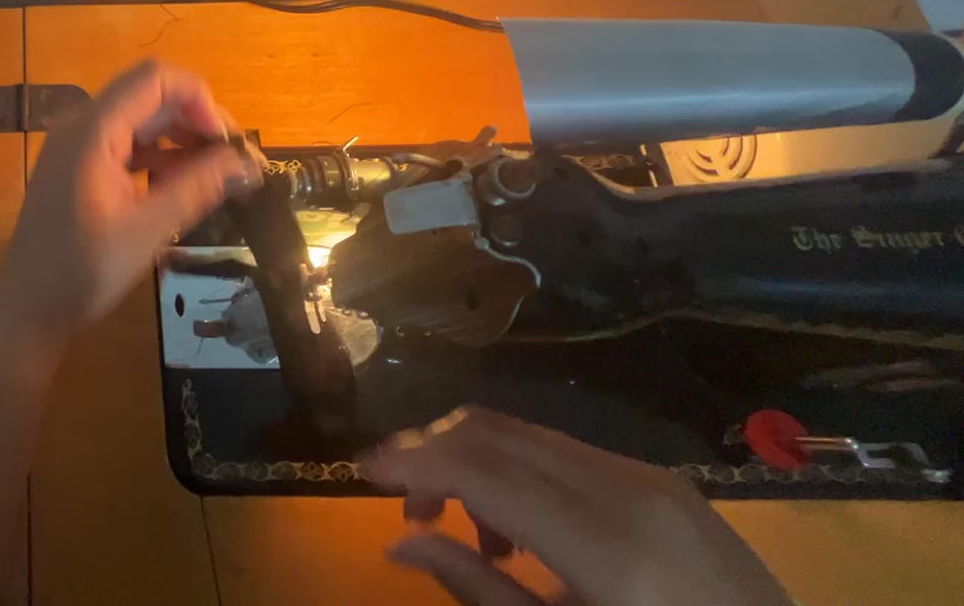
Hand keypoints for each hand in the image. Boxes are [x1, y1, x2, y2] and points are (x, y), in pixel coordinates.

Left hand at [0, 59, 259, 341]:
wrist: (29, 308)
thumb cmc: (83, 271)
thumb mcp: (148, 229)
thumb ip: (199, 187)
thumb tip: (250, 161)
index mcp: (92, 130)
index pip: (155, 79)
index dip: (200, 100)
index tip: (228, 145)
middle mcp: (81, 125)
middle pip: (150, 96)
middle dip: (196, 121)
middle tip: (233, 164)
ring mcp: (77, 144)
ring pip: (141, 120)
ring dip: (180, 141)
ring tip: (214, 181)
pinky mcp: (79, 165)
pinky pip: (126, 144)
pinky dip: (157, 158)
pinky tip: (179, 189)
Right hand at [365, 407, 790, 605]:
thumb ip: (479, 590)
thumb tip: (398, 543)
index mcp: (610, 550)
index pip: (479, 469)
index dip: (410, 461)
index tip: (360, 470)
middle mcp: (627, 491)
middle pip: (491, 432)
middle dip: (428, 451)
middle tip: (402, 501)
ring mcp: (650, 478)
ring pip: (519, 431)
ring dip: (466, 456)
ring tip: (456, 519)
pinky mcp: (661, 479)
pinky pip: (558, 450)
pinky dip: (511, 467)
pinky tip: (515, 522)